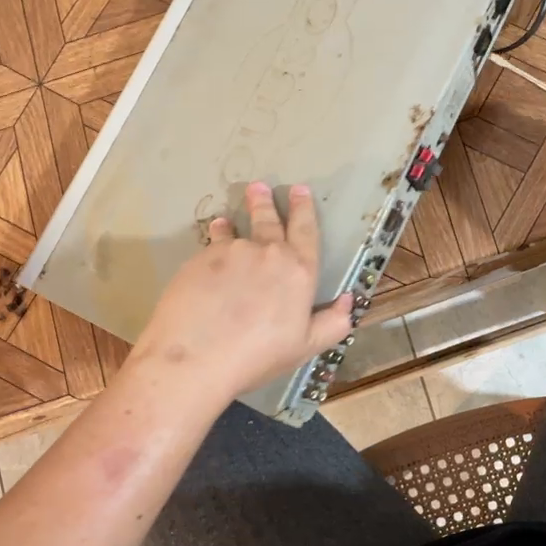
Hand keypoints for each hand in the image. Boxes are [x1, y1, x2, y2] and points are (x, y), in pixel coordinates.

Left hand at [120, 183, 352, 405]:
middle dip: (266, 202)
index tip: (300, 190)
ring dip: (235, 223)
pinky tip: (210, 247)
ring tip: (228, 220)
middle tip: (260, 187)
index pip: (305, 231)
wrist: (196, 358)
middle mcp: (266, 252)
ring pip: (235, 232)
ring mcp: (230, 252)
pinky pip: (211, 244)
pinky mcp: (199, 259)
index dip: (304, 209)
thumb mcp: (305, 347)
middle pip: (268, 220)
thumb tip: (349, 300)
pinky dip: (215, 240)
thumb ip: (333, 323)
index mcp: (298, 271)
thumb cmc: (258, 355)